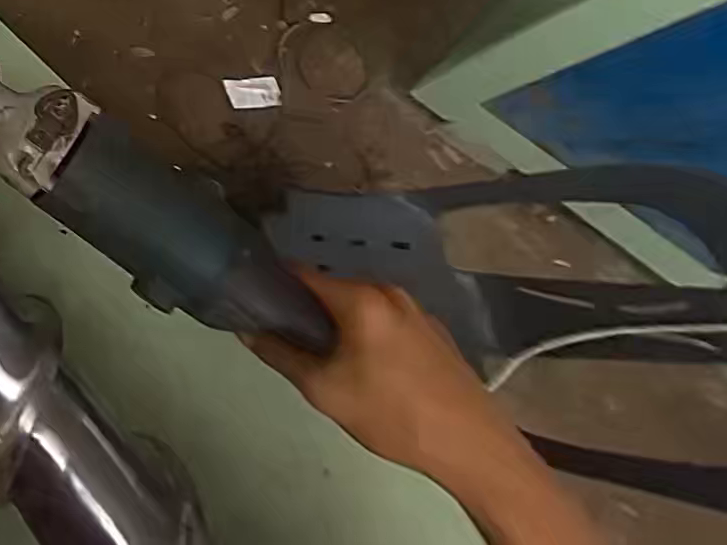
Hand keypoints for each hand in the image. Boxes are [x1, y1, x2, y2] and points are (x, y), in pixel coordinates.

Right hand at [243, 269, 602, 544]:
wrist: (480, 453)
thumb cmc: (395, 415)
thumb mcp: (325, 390)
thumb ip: (280, 354)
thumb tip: (246, 330)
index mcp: (359, 296)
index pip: (300, 272)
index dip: (274, 283)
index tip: (257, 301)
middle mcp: (388, 290)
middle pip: (331, 287)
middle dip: (307, 308)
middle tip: (294, 340)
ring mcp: (417, 309)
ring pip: (359, 304)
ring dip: (340, 321)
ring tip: (332, 358)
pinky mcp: (436, 331)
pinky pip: (386, 318)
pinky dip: (369, 331)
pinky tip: (373, 368)